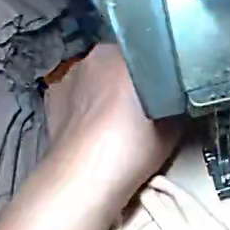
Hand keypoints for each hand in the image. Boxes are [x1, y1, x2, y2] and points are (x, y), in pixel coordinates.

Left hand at [43, 43, 180, 206]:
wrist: (85, 177)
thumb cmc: (133, 145)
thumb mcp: (174, 125)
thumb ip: (176, 103)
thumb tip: (178, 98)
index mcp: (124, 52)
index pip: (146, 53)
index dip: (157, 73)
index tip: (165, 92)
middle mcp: (93, 57)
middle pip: (118, 65)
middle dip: (129, 82)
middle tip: (143, 109)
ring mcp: (68, 78)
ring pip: (95, 80)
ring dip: (104, 94)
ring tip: (116, 123)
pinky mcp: (51, 100)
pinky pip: (75, 97)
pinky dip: (84, 108)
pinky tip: (92, 129)